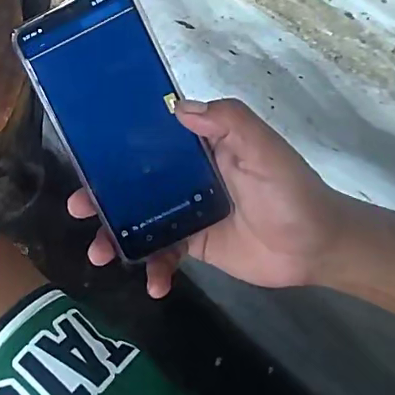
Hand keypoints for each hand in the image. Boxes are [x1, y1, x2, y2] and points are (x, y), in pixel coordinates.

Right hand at [68, 97, 350, 297]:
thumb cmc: (290, 190)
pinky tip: (156, 286)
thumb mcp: (263, 148)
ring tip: (100, 256)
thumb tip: (177, 107)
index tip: (86, 159)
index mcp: (200, 149)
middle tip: (78, 209)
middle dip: (102, 198)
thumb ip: (228, 122)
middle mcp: (188, 180)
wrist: (316, 246)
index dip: (116, 150)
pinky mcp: (196, 247)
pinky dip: (155, 271)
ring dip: (116, 239)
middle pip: (135, 185)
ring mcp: (189, 215)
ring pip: (141, 223)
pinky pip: (165, 257)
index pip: (151, 143)